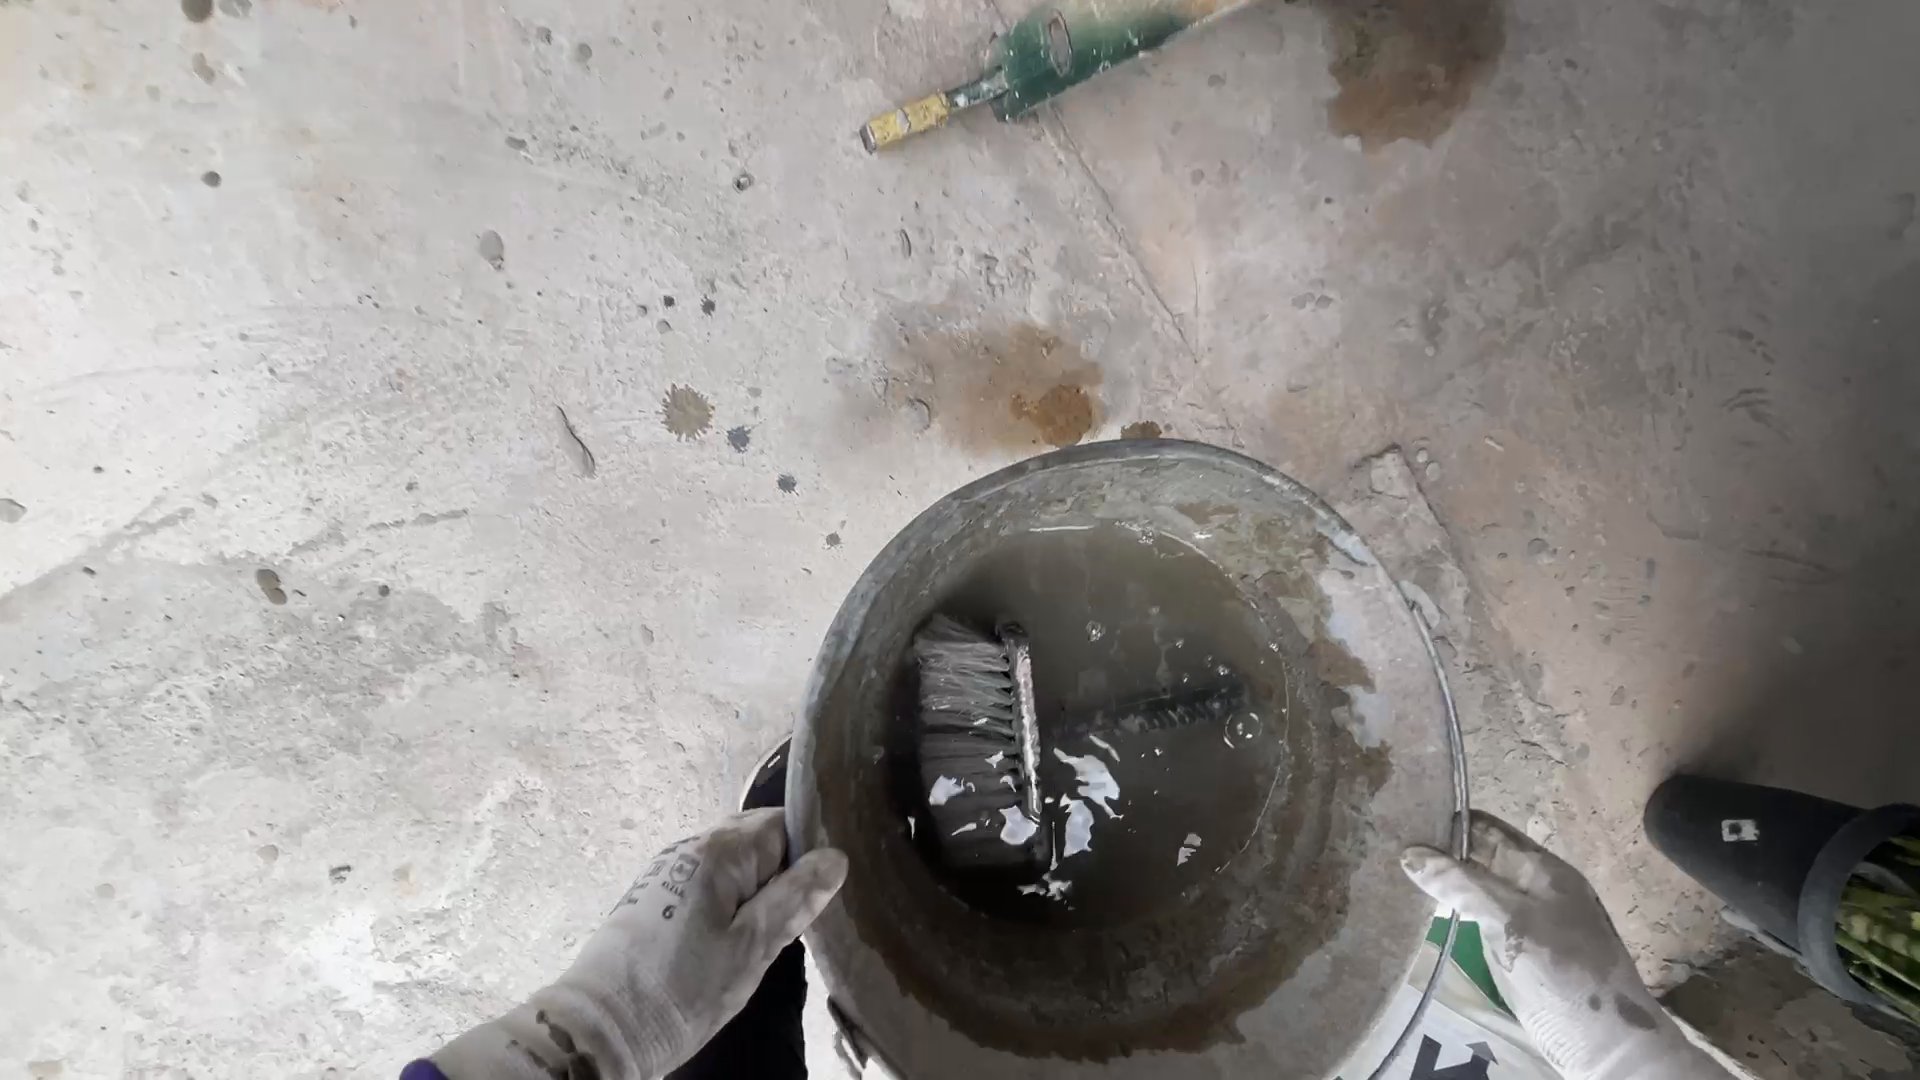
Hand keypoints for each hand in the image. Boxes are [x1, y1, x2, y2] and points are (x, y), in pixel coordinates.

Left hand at [431, 808, 847, 1079]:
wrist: (593, 1036)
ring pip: (732, 859)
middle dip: (782, 867)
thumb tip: (837, 856)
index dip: (807, 851)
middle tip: (796, 914)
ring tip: (766, 928)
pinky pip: (708, 877)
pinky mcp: (653, 895)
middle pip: (755, 836)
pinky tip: (730, 933)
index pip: (782, 823)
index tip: (818, 890)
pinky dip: (728, 895)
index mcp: (719, 850)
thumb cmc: (679, 992)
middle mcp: (692, 845)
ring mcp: (668, 868)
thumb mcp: (751, 951)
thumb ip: (795, 899)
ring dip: (755, 884)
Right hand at [1402, 812, 1726, 1079]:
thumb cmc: (1565, 974)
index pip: (1484, 826)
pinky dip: (1445, 899)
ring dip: (1437, 874)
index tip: (1403, 818)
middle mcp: (1529, 883)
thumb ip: (1459, 884)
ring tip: (1391, 865)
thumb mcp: (1510, 921)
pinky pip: (1470, 907)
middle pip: (1474, 851)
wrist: (1604, 1049)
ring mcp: (1520, 913)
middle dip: (1435, 846)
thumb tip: (1407, 854)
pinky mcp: (1509, 940)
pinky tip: (1415, 898)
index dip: (1446, 820)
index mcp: (1541, 868)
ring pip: (1469, 880)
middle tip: (1387, 840)